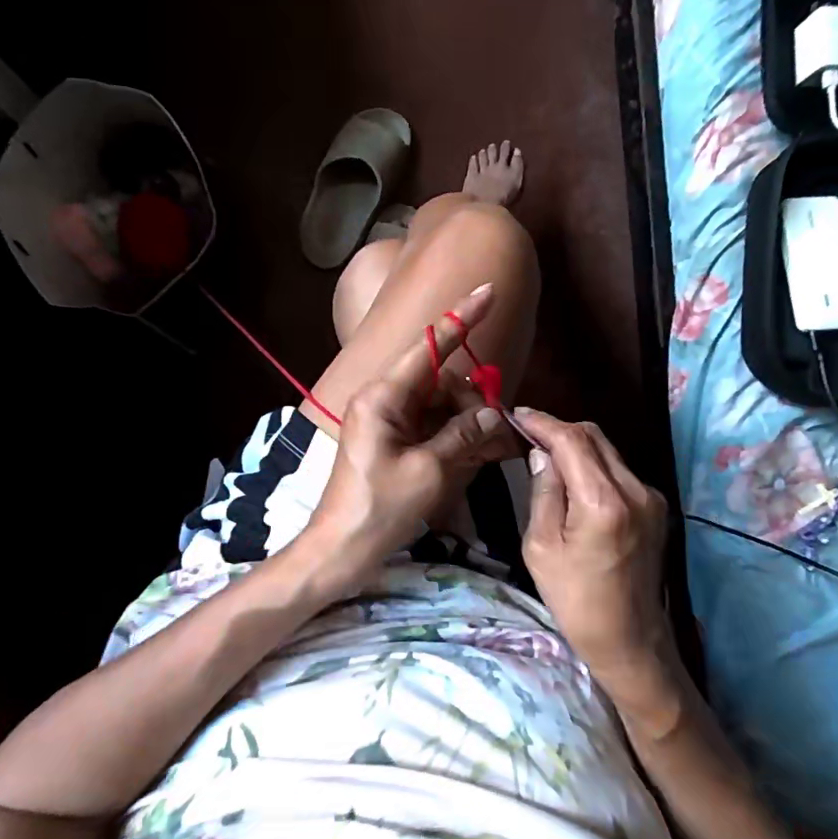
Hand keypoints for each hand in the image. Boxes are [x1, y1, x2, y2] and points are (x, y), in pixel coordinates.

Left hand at [297, 284, 523, 591]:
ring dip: (466, 422)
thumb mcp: (429, 470)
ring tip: (490, 450)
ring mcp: (385, 419)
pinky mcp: (390, 439)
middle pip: (440, 380)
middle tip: (495, 434)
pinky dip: (453, 435)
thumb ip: (463, 434)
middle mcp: (382, 399)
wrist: (342, 548)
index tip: (488, 290)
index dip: (460, 319)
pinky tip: (476, 453)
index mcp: (383, 397)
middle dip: (471, 400)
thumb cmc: (380, 508)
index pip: (427, 347)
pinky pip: (429, 424)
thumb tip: (494, 414)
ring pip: (439, 403)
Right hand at [514, 410, 670, 671]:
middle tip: (527, 434)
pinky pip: (618, 470)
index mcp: (603, 501)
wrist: (629, 639)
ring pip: (608, 450)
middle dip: (558, 429)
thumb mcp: (540, 547)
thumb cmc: (575, 599)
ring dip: (576, 446)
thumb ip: (544, 492)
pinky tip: (572, 479)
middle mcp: (635, 490)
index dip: (542, 422)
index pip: (571, 440)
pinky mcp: (656, 508)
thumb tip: (541, 455)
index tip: (517, 415)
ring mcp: (651, 498)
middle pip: (594, 436)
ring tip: (545, 455)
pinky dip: (592, 464)